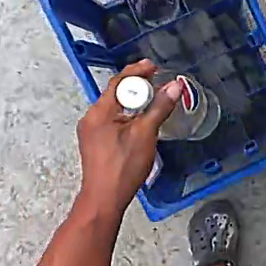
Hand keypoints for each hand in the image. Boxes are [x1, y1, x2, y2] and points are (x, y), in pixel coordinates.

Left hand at [74, 60, 184, 218]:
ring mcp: (91, 132)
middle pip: (115, 93)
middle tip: (155, 79)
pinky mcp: (95, 143)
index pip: (119, 82)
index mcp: (100, 112)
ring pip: (114, 107)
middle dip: (136, 84)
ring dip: (132, 100)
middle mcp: (91, 118)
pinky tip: (140, 120)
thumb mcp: (145, 133)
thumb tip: (174, 86)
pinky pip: (112, 120)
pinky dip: (127, 114)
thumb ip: (159, 107)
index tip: (153, 66)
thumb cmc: (122, 168)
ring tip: (151, 98)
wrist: (104, 199)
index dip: (137, 71)